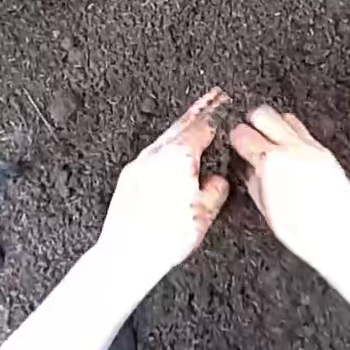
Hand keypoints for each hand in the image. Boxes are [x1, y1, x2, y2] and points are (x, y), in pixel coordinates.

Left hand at [95, 87, 231, 278]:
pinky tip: (174, 152)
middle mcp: (158, 153)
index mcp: (180, 156)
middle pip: (183, 123)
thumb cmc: (166, 236)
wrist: (126, 253)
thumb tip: (217, 180)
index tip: (224, 99)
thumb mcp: (205, 212)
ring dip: (184, 126)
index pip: (203, 124)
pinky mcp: (130, 175)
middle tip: (212, 95)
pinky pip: (155, 151)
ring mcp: (141, 162)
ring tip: (196, 120)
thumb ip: (216, 188)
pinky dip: (169, 144)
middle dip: (200, 108)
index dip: (216, 111)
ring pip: (167, 136)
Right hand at [229, 104, 349, 267]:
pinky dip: (292, 134)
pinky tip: (290, 149)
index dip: (236, 137)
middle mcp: (291, 150)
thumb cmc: (303, 232)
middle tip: (251, 133)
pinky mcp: (325, 152)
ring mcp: (310, 148)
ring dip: (275, 125)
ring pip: (286, 117)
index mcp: (270, 164)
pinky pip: (304, 131)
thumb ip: (254, 183)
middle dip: (253, 121)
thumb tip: (248, 168)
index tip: (236, 141)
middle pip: (264, 114)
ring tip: (271, 140)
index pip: (243, 135)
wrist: (340, 234)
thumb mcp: (266, 210)